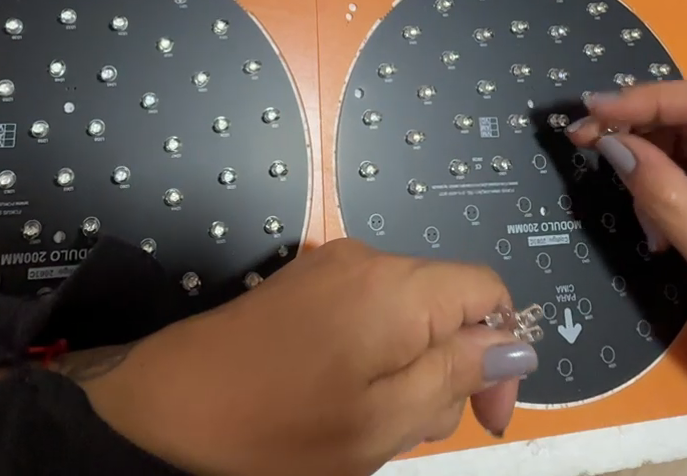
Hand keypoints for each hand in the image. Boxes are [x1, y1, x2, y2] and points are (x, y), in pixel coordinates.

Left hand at [76, 238, 538, 475]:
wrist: (171, 405)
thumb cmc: (281, 428)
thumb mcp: (383, 423)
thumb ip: (456, 375)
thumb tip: (515, 343)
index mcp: (395, 286)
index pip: (487, 288)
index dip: (503, 349)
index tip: (486, 415)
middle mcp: (368, 257)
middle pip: (448, 298)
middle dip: (450, 364)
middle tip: (410, 427)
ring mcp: (332, 263)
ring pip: (409, 307)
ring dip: (411, 363)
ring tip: (368, 418)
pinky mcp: (307, 278)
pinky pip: (369, 304)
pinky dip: (376, 348)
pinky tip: (341, 391)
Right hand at [567, 81, 686, 472]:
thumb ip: (664, 194)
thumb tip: (609, 143)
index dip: (651, 99)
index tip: (595, 107)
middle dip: (639, 129)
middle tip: (582, 138)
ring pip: (682, 144)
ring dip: (646, 166)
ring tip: (635, 207)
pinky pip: (683, 173)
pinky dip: (657, 192)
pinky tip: (654, 227)